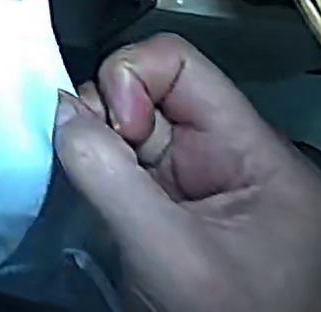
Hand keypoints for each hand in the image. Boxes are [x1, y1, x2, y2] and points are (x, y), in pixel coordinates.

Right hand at [54, 34, 320, 311]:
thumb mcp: (171, 256)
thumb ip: (107, 172)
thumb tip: (55, 106)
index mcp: (265, 163)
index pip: (180, 64)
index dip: (130, 80)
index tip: (118, 133)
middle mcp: (236, 162)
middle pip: (147, 88)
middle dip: (107, 117)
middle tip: (100, 165)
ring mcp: (203, 184)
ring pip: (126, 119)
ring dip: (97, 142)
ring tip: (102, 191)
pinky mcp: (173, 203)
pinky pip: (120, 154)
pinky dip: (96, 163)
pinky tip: (99, 196)